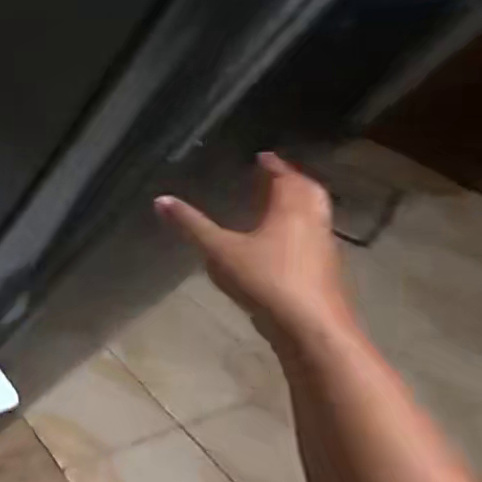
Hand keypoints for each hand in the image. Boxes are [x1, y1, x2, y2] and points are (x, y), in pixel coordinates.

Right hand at [155, 152, 355, 337]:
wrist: (308, 324)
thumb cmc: (264, 278)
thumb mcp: (217, 249)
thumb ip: (191, 224)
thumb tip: (161, 199)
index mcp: (291, 213)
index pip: (288, 181)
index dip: (276, 167)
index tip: (263, 156)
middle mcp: (312, 225)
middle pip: (309, 195)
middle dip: (292, 181)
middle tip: (272, 173)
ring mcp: (320, 248)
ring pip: (312, 215)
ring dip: (296, 202)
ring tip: (273, 199)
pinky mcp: (319, 267)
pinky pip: (308, 233)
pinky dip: (294, 224)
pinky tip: (275, 235)